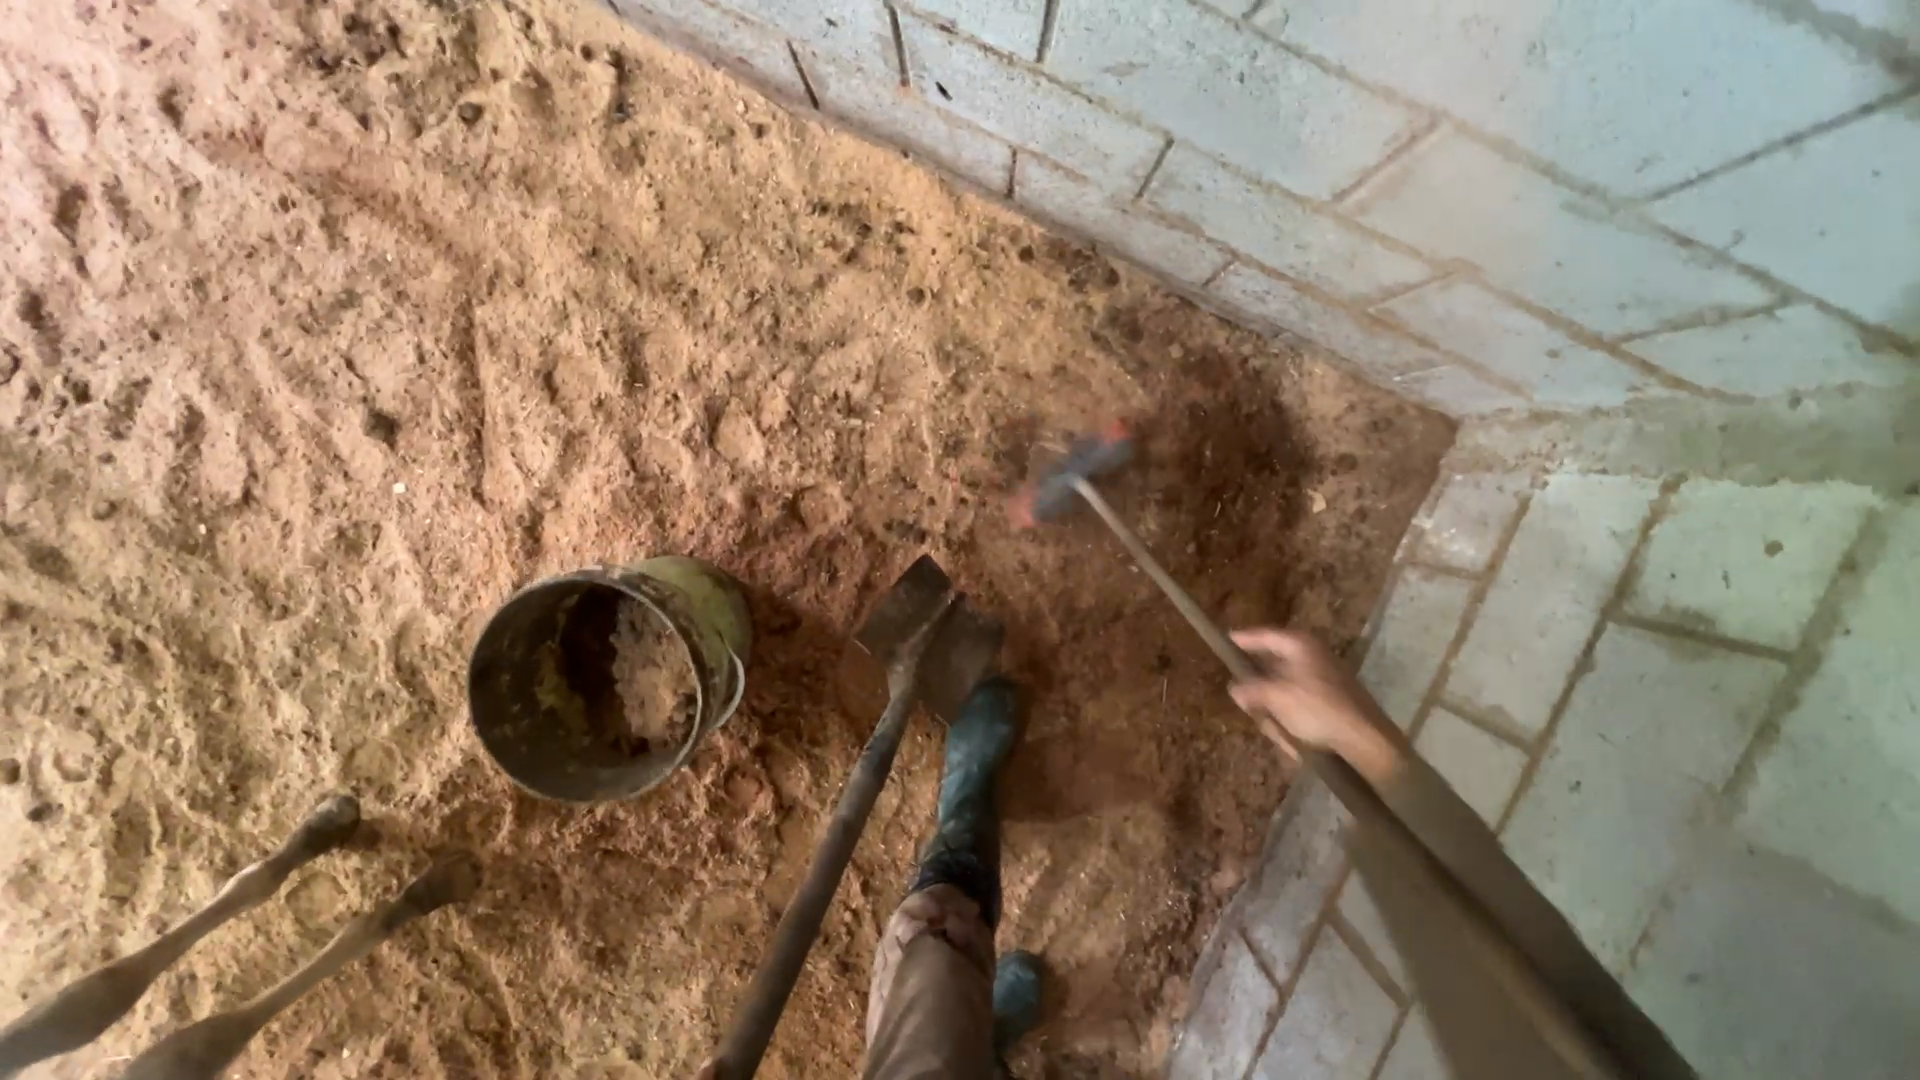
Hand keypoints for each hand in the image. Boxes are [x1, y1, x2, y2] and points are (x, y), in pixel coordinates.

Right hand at [1229, 629, 1400, 780]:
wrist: (1366, 739)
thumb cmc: (1317, 708)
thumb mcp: (1275, 697)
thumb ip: (1251, 689)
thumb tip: (1234, 689)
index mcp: (1300, 645)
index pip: (1264, 635)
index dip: (1243, 639)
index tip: (1226, 640)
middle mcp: (1313, 654)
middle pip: (1273, 663)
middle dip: (1259, 684)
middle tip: (1247, 698)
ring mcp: (1325, 675)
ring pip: (1284, 686)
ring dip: (1273, 704)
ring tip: (1272, 724)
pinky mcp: (1332, 697)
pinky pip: (1299, 700)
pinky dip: (1290, 713)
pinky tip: (1290, 733)